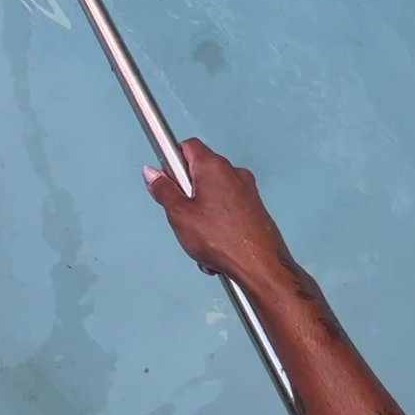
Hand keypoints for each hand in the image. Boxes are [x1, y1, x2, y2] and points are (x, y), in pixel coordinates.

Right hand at [145, 138, 296, 292]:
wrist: (261, 267)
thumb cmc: (224, 240)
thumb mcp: (179, 214)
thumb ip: (163, 189)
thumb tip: (152, 173)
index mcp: (214, 166)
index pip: (187, 146)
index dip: (173, 162)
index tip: (168, 181)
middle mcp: (234, 173)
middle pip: (200, 171)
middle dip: (187, 193)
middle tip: (182, 213)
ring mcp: (247, 191)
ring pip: (213, 194)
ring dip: (202, 212)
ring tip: (200, 236)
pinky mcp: (255, 209)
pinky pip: (227, 209)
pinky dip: (218, 224)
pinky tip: (215, 246)